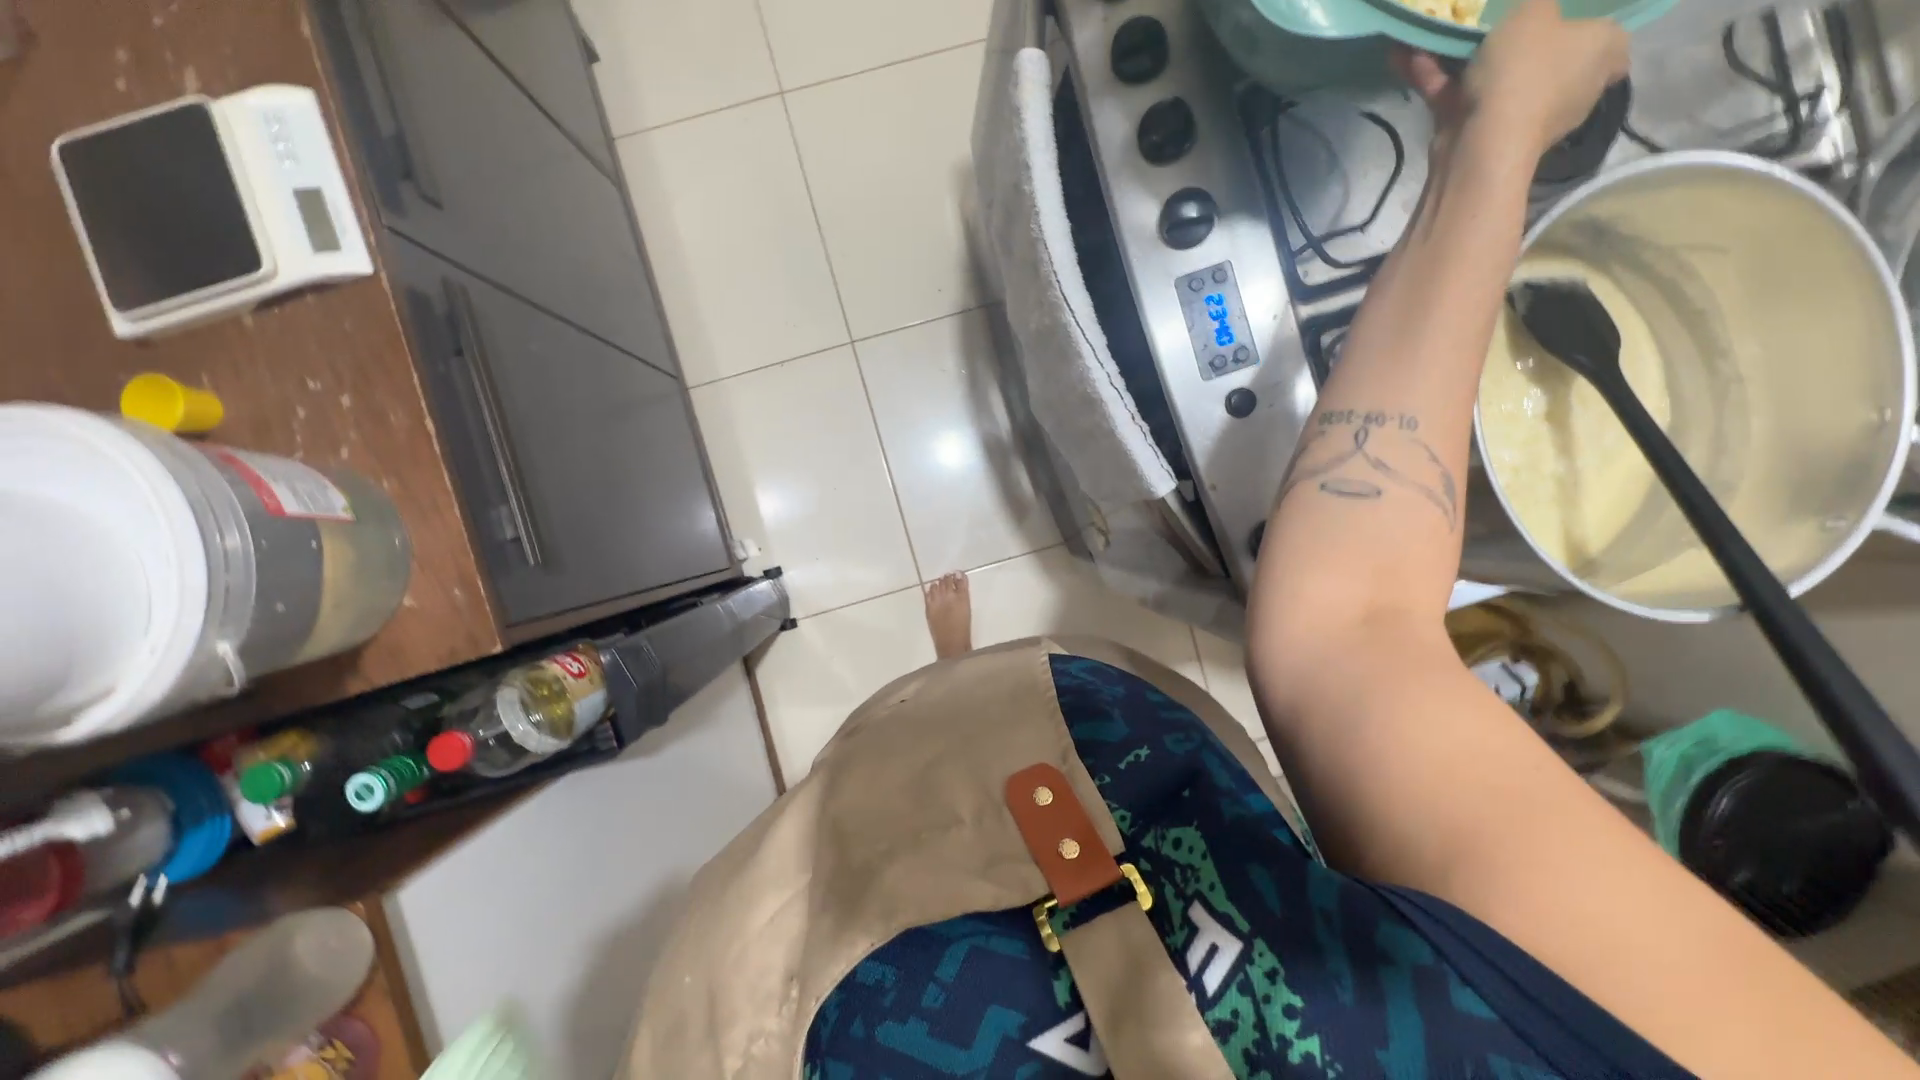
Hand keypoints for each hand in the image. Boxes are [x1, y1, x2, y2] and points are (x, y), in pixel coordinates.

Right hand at [1391, 0, 1629, 154]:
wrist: (1485, 143)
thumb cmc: (1524, 68)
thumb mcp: (1533, 8)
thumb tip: (1535, 3)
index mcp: (1604, 53)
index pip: (1607, 33)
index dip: (1581, 19)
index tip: (1551, 12)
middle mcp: (1576, 86)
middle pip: (1548, 56)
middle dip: (1514, 42)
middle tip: (1486, 21)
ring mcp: (1531, 116)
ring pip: (1498, 78)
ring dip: (1465, 60)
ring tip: (1435, 35)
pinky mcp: (1490, 136)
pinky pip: (1465, 99)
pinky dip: (1439, 82)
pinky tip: (1412, 59)